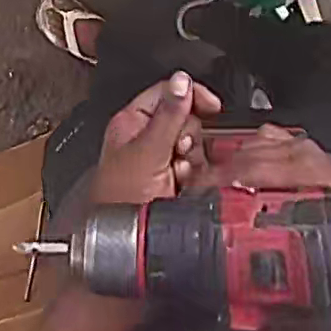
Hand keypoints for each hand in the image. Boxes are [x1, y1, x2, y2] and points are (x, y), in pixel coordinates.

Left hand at [89, 71, 221, 204]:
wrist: (128, 248)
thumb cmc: (119, 199)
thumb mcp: (147, 151)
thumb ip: (168, 115)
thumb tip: (182, 81)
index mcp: (132, 121)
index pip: (167, 92)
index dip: (189, 95)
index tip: (211, 105)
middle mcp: (146, 136)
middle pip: (185, 118)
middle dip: (188, 136)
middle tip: (178, 151)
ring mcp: (161, 159)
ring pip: (193, 144)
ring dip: (192, 158)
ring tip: (179, 173)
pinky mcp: (174, 180)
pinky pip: (197, 167)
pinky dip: (196, 175)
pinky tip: (184, 184)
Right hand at [189, 125, 330, 321]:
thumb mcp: (313, 277)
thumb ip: (269, 278)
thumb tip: (231, 283)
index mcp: (304, 176)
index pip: (243, 168)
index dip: (212, 182)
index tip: (194, 197)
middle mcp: (306, 157)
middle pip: (246, 152)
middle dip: (215, 170)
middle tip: (195, 191)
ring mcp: (311, 154)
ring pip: (258, 142)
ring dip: (231, 158)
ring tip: (213, 180)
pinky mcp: (316, 158)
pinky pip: (274, 141)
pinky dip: (253, 149)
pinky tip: (243, 165)